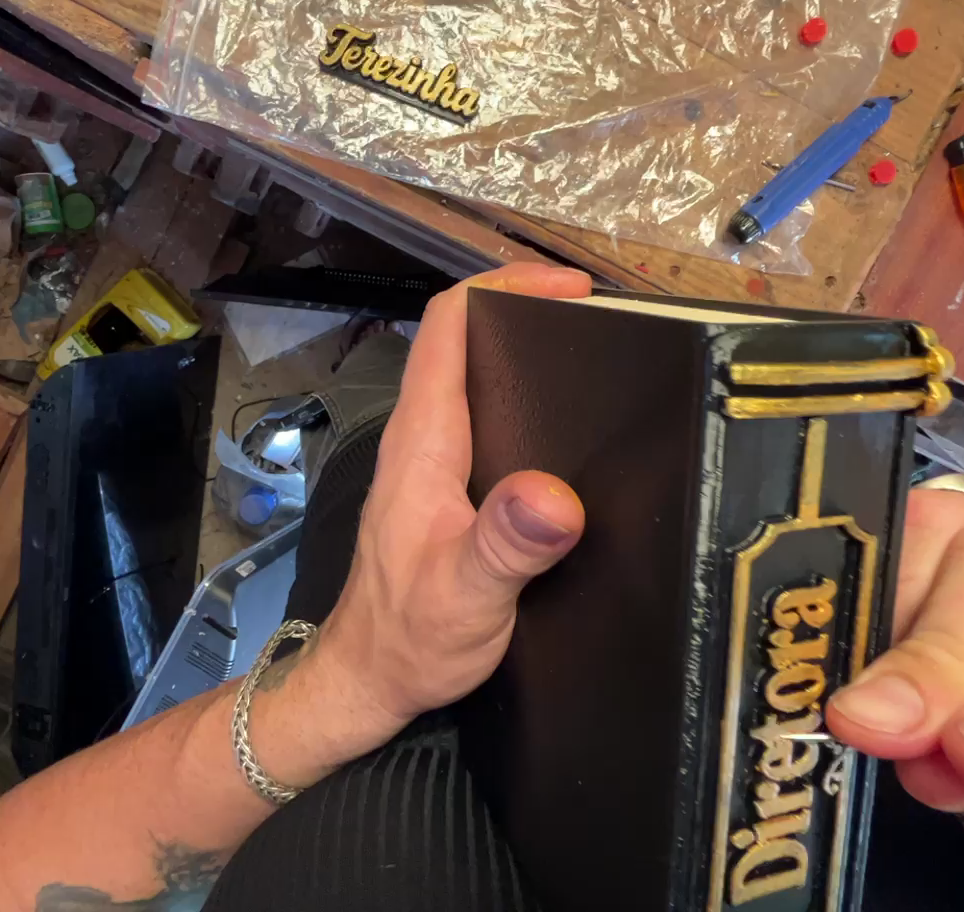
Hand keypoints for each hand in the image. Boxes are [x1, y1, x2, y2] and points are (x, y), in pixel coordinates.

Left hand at [308, 264, 591, 727]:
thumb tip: (555, 495)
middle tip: (594, 318)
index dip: (501, 288)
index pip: (447, 327)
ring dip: (524, 354)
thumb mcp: (464, 596)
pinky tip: (565, 426)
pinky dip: (523, 399)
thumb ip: (505, 545)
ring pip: (472, 378)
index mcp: (423, 439)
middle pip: (462, 341)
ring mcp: (430, 459)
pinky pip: (483, 418)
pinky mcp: (445, 485)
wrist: (370, 675)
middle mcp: (422, 436)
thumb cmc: (408, 636)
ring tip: (591, 360)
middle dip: (522, 311)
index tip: (568, 289)